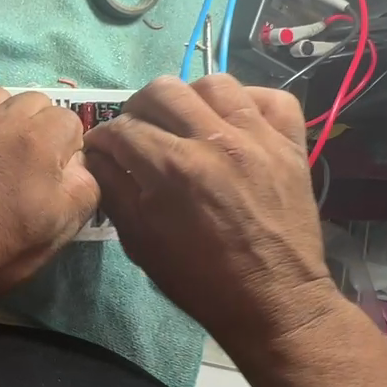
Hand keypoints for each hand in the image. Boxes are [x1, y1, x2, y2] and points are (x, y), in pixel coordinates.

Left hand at [0, 88, 99, 311]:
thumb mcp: (59, 229)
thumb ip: (84, 185)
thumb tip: (77, 162)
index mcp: (38, 140)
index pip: (71, 120)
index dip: (67, 148)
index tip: (53, 172)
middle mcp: (0, 119)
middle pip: (35, 102)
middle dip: (38, 126)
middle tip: (27, 161)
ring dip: (5, 117)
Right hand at [83, 74, 340, 356]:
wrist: (273, 303)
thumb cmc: (198, 278)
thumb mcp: (138, 239)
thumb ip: (112, 187)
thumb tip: (96, 155)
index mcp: (171, 168)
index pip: (121, 128)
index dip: (102, 139)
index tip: (102, 151)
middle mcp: (214, 141)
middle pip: (162, 90)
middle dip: (138, 109)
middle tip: (138, 132)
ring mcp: (258, 138)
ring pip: (213, 83)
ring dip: (189, 99)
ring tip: (185, 122)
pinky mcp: (290, 145)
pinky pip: (271, 98)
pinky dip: (247, 102)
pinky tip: (232, 122)